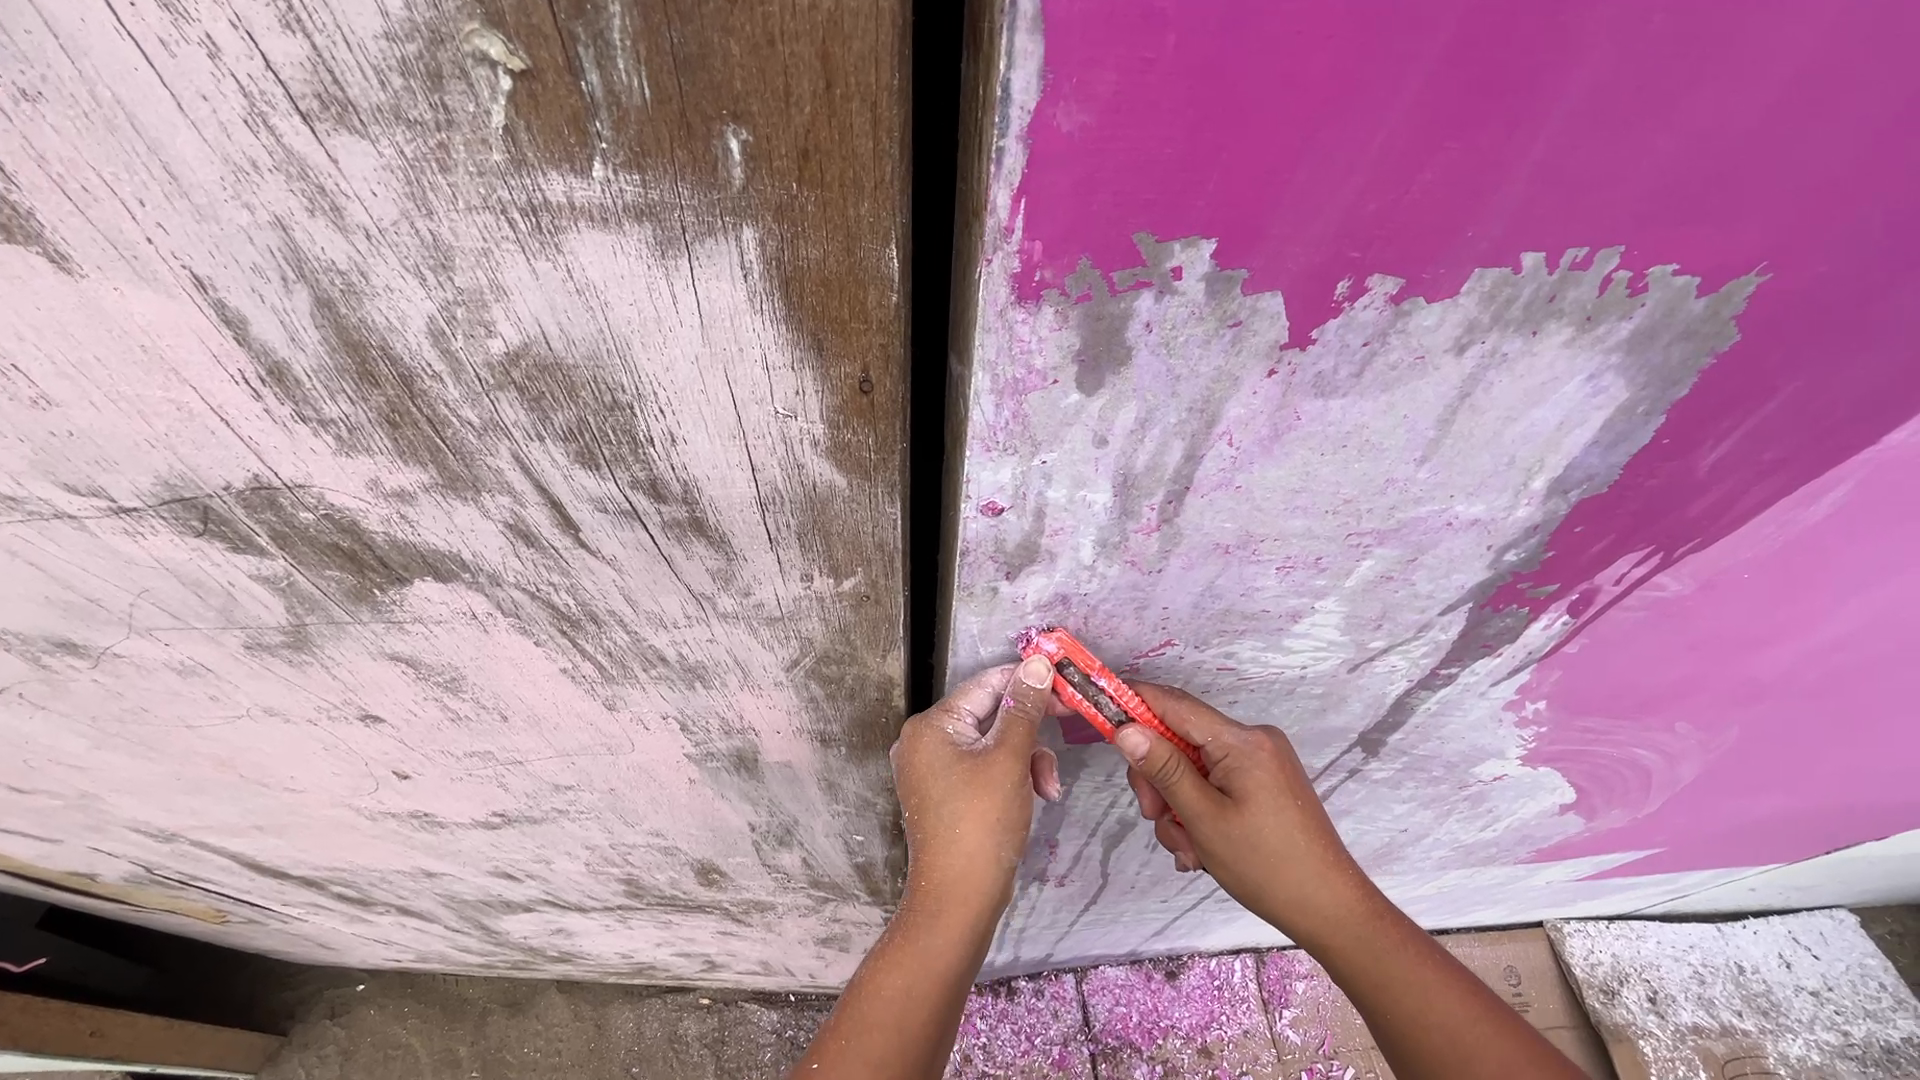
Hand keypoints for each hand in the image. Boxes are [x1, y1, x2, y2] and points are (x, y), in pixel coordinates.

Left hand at [889, 656, 1063, 919]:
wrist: (959, 900)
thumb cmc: (982, 824)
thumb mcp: (1010, 759)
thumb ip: (1025, 708)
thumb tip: (1038, 663)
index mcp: (931, 726)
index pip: (986, 684)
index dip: (1029, 682)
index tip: (1067, 685)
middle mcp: (925, 741)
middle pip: (990, 714)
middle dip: (1031, 731)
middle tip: (1067, 728)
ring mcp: (933, 769)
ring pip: (994, 744)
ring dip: (1028, 758)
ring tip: (1049, 788)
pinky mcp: (947, 793)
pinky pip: (985, 768)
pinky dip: (1013, 776)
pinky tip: (1037, 796)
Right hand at [1114, 684, 1375, 948]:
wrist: (1332, 911)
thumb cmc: (1266, 865)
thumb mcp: (1203, 818)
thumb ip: (1163, 769)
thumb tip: (1124, 729)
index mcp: (1242, 740)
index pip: (1173, 703)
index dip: (1132, 703)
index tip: (1098, 714)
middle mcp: (1252, 740)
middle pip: (1179, 739)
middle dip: (1157, 777)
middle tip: (1154, 816)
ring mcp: (1260, 763)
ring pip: (1192, 767)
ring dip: (1177, 804)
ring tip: (1186, 848)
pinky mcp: (1263, 784)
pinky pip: (1213, 783)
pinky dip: (1198, 810)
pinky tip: (1200, 849)